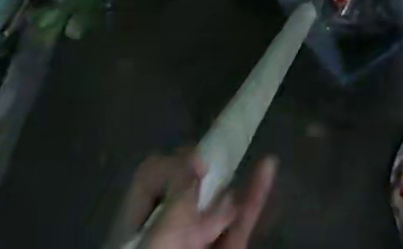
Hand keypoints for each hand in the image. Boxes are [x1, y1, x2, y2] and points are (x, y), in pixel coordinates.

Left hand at [107, 150, 277, 248]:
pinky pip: (239, 225)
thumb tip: (197, 162)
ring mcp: (198, 248)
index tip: (196, 171)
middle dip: (204, 186)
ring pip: (217, 204)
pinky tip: (267, 167)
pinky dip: (254, 197)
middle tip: (212, 203)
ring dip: (232, 186)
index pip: (150, 180)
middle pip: (186, 187)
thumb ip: (173, 214)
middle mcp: (166, 236)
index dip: (172, 168)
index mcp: (135, 236)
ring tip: (248, 183)